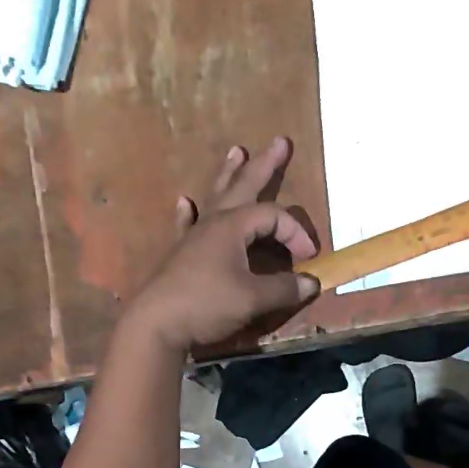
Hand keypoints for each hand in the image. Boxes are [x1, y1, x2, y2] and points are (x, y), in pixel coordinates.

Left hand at [124, 136, 320, 352]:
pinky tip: (185, 202)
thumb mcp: (253, 298)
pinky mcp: (181, 254)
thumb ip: (284, 288)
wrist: (157, 325)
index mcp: (232, 226)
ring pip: (216, 198)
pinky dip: (190, 212)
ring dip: (229, 175)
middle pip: (243, 187)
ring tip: (236, 151)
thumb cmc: (206, 305)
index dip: (296, 234)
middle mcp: (213, 223)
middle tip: (280, 142)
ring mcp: (194, 236)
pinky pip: (188, 224)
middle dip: (265, 166)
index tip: (309, 259)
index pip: (274, 218)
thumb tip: (311, 282)